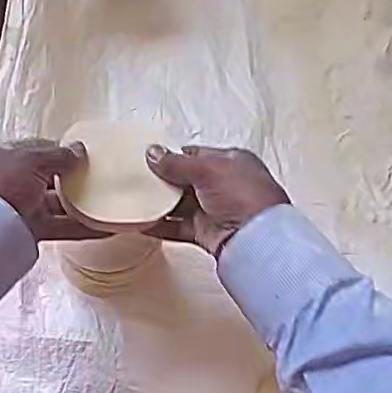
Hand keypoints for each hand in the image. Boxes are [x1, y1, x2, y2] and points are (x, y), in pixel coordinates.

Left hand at [0, 140, 106, 240]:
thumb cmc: (2, 183)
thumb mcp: (32, 160)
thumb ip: (59, 155)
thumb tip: (79, 150)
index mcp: (7, 158)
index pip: (39, 151)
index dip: (61, 152)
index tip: (84, 156)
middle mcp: (14, 182)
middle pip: (50, 179)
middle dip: (73, 180)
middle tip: (98, 179)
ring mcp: (23, 208)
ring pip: (57, 205)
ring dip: (80, 205)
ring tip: (104, 203)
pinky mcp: (32, 231)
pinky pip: (62, 227)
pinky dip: (82, 227)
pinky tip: (102, 227)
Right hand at [144, 145, 290, 256]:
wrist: (256, 239)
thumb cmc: (246, 196)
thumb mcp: (209, 169)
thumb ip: (177, 163)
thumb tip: (154, 153)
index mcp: (231, 162)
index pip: (197, 155)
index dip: (175, 156)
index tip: (152, 157)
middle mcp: (223, 186)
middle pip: (186, 180)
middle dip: (163, 180)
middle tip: (139, 178)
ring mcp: (214, 210)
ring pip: (179, 205)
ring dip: (158, 203)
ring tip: (135, 199)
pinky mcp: (205, 232)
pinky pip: (177, 227)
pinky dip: (159, 225)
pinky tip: (142, 223)